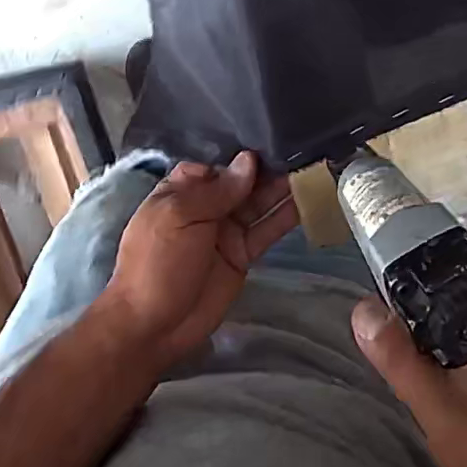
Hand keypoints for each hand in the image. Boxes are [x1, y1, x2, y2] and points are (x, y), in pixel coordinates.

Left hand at [96, 152, 298, 366]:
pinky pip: (269, 229)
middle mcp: (208, 206)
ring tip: (315, 168)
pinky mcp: (244, 252)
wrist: (151, 329)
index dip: (245, 152)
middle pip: (245, 181)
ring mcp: (227, 230)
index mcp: (184, 191)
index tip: (276, 137)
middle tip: (306, 149)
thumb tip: (250, 160)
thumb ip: (218, 189)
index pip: (220, 163)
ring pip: (261, 202)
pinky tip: (311, 199)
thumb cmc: (156, 264)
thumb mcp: (179, 217)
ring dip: (285, 187)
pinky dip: (289, 215)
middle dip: (272, 167)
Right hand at [352, 286, 466, 466]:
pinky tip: (452, 385)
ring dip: (445, 341)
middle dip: (426, 320)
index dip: (410, 288)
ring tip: (420, 368)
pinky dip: (465, 355)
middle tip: (398, 348)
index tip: (383, 310)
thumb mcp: (439, 409)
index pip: (446, 275)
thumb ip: (400, 359)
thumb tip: (361, 309)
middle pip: (458, 299)